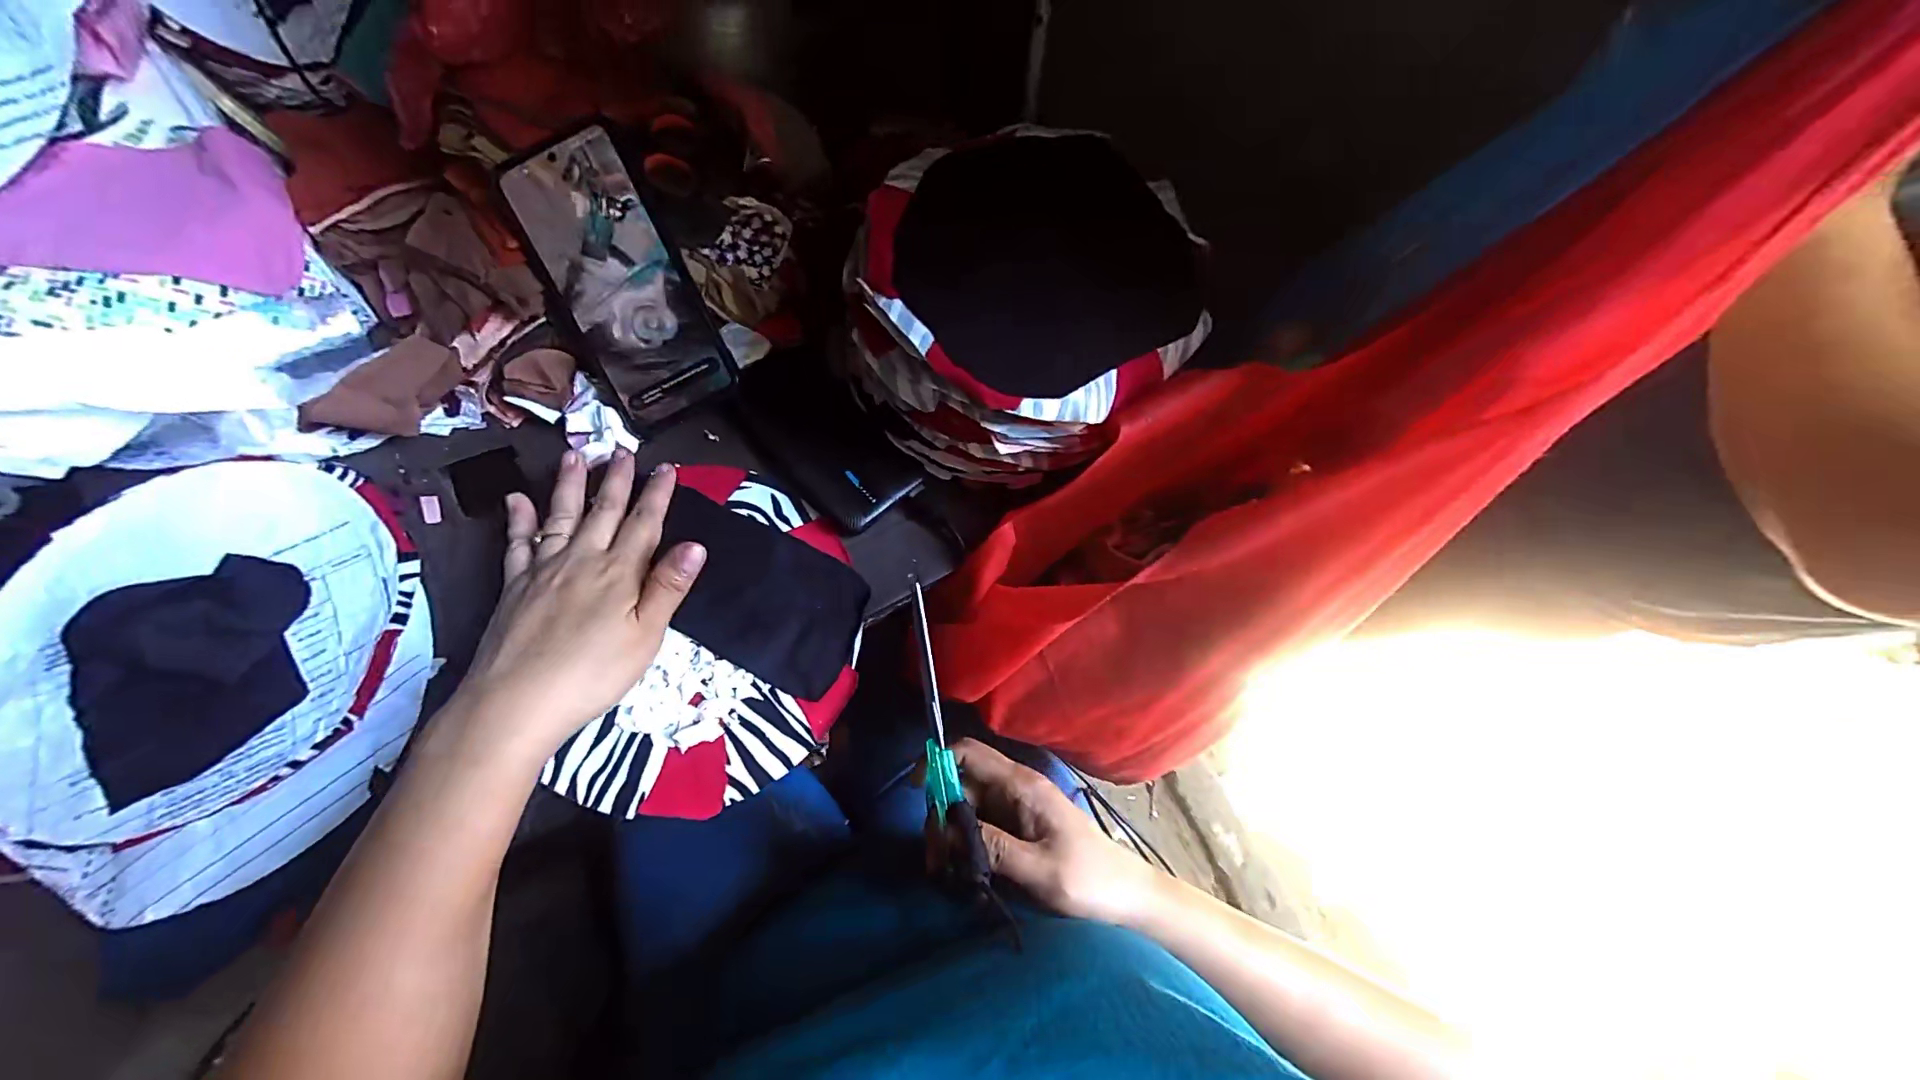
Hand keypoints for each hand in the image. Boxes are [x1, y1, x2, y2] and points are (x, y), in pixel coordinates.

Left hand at [448, 450, 705, 759]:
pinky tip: (518, 501)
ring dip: (570, 485)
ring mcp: (543, 571)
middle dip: (617, 480)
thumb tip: (695, 545)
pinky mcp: (514, 587)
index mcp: (619, 573)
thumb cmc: (592, 673)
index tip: (666, 469)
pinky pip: (519, 543)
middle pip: (603, 512)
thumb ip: (667, 587)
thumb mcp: (646, 635)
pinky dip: (520, 519)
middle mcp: (582, 561)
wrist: (515, 702)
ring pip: (561, 517)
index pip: (645, 525)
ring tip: (576, 457)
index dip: (657, 495)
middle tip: (622, 451)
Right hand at [952, 739, 1165, 926]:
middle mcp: (1014, 790)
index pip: (970, 753)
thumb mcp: (1040, 870)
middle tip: (934, 860)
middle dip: (939, 815)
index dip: (938, 762)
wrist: (1126, 896)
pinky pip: (978, 827)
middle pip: (960, 785)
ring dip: (948, 836)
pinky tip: (961, 873)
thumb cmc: (1088, 879)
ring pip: (965, 809)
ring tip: (945, 873)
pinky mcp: (1015, 830)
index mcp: (1022, 786)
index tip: (917, 791)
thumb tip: (948, 831)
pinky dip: (963, 846)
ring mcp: (1014, 810)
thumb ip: (994, 848)